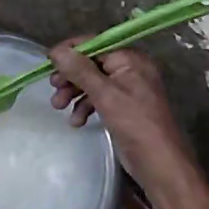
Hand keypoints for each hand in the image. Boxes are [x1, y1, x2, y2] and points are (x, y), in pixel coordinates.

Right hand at [49, 42, 193, 191]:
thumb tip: (56, 51)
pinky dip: (86, 106)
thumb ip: (80, 70)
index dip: (70, 51)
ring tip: (58, 106)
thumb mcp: (105, 94)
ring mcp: (128, 89)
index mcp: (130, 59)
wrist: (160, 164)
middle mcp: (130, 69)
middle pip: (91, 64)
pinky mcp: (124, 108)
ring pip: (93, 82)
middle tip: (53, 88)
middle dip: (71, 76)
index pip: (94, 44)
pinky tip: (76, 121)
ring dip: (74, 93)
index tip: (48, 61)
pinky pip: (100, 99)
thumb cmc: (135, 123)